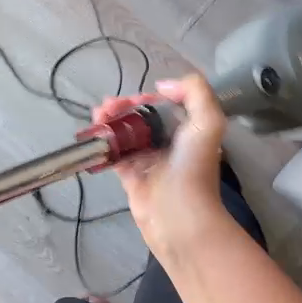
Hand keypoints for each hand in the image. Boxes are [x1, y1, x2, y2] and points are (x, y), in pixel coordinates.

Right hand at [94, 74, 232, 265]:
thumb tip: (162, 85)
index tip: (132, 99)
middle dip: (123, 107)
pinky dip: (103, 144)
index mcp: (188, 129)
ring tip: (97, 117)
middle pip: (141, 117)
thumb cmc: (194, 168)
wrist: (180, 217)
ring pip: (125, 133)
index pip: (163, 105)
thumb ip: (195, 91)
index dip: (146, 97)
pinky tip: (93, 136)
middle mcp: (168, 142)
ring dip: (109, 122)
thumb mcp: (208, 121)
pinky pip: (114, 155)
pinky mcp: (131, 177)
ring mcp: (148, 160)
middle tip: (106, 107)